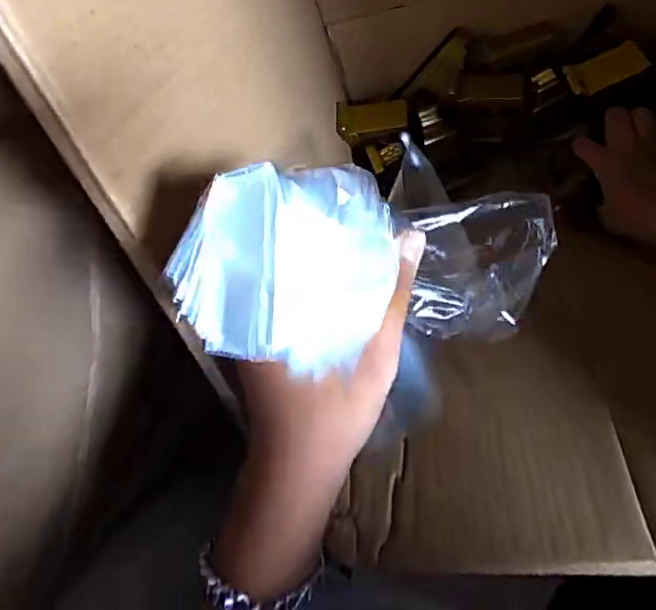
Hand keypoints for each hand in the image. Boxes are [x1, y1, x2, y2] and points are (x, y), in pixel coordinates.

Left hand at [213, 230, 421, 598]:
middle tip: (319, 200)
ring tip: (318, 224)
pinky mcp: (250, 339)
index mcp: (269, 305)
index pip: (264, 237)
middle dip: (287, 223)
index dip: (280, 206)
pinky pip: (266, 292)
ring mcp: (244, 325)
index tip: (306, 186)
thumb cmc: (334, 414)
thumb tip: (411, 236)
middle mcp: (247, 308)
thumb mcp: (375, 355)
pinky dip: (288, 275)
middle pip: (262, 248)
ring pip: (264, 270)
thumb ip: (392, 296)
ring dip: (288, 248)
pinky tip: (313, 269)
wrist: (299, 470)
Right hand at [573, 107, 655, 245]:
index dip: (579, 145)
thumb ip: (601, 206)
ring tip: (638, 129)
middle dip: (612, 116)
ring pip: (643, 113)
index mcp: (604, 162)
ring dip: (639, 118)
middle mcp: (625, 146)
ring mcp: (650, 144)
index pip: (581, 144)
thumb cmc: (638, 218)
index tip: (581, 151)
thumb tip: (599, 205)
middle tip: (613, 127)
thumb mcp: (609, 219)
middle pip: (615, 113)